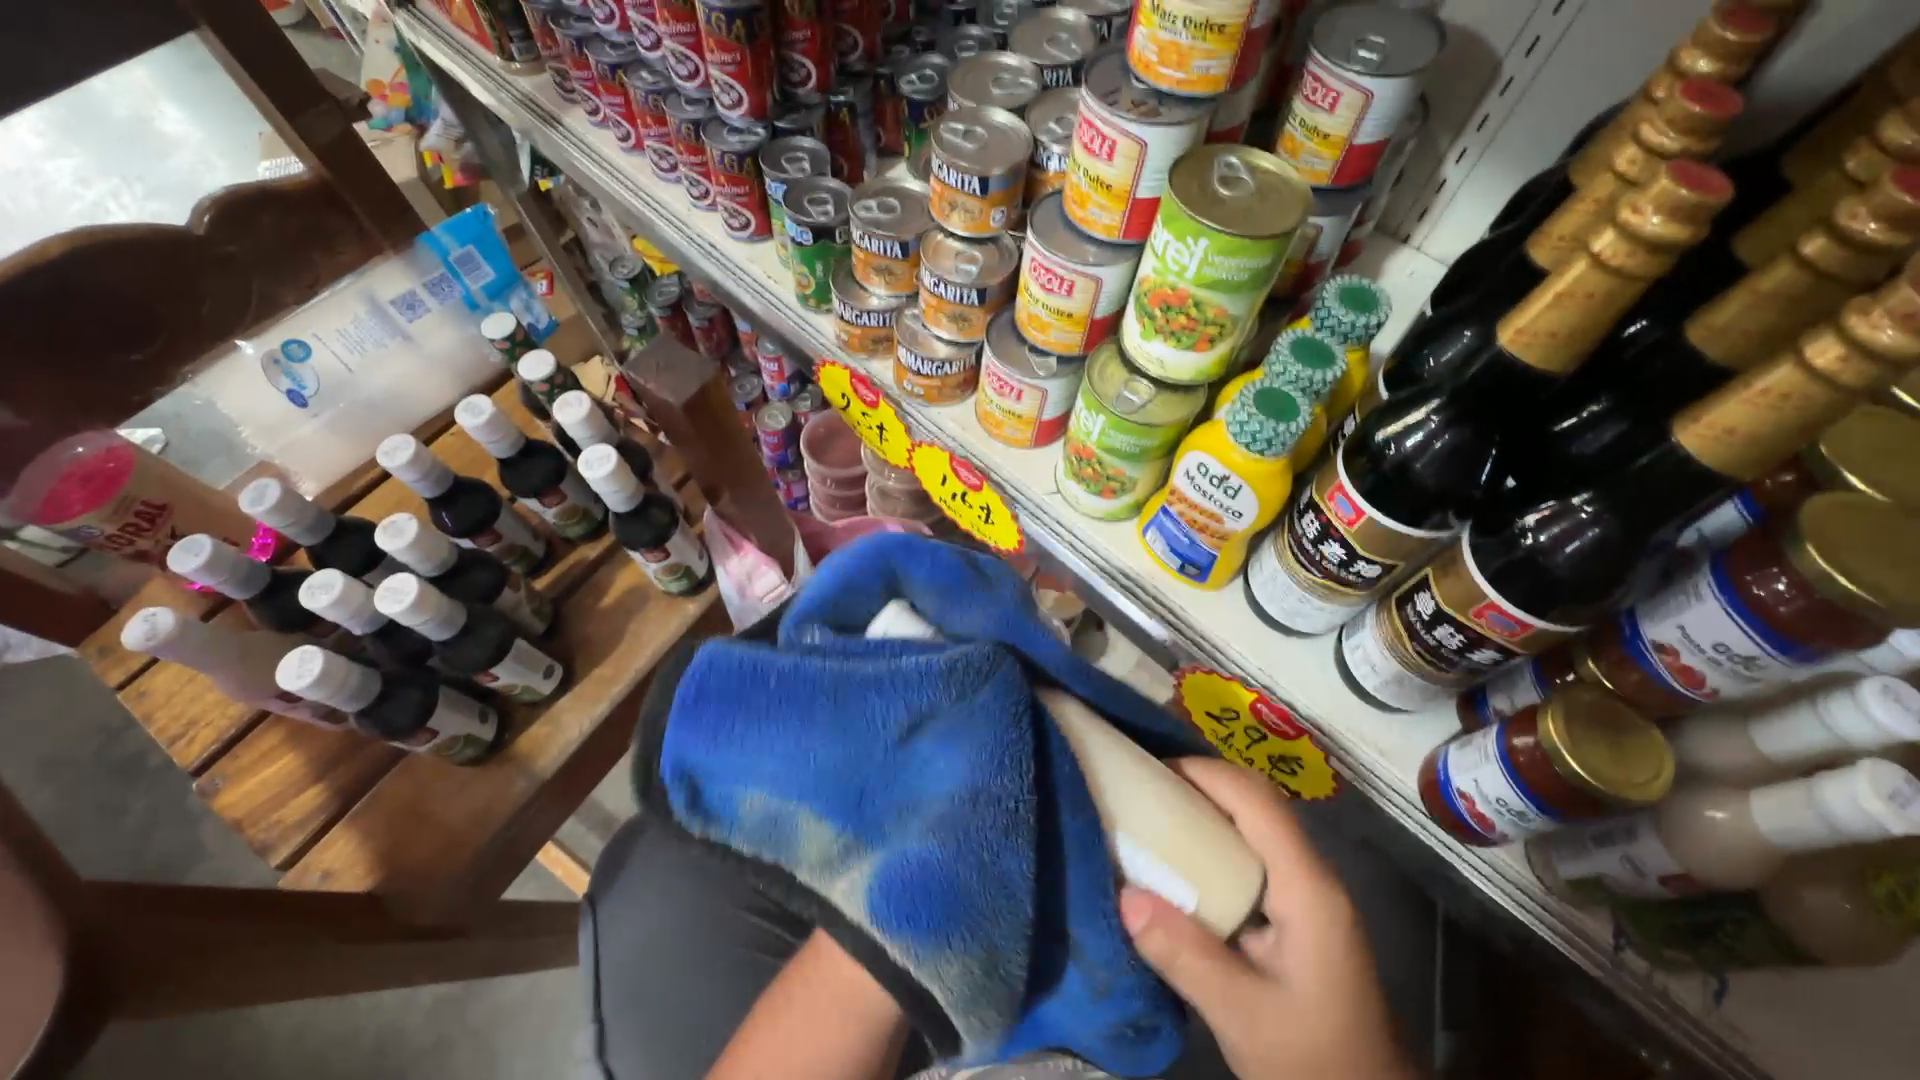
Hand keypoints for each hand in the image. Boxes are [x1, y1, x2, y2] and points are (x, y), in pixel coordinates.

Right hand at [1119, 758, 1411, 1079]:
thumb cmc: (1313, 1057)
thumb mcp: (1241, 1014)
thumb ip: (1185, 955)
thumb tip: (1125, 895)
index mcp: (1307, 888)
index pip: (1256, 802)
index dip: (1205, 773)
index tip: (1149, 768)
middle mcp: (1312, 879)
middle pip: (1257, 806)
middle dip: (1200, 786)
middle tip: (1140, 789)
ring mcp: (1307, 899)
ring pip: (1254, 832)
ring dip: (1205, 815)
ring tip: (1149, 817)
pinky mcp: (1296, 920)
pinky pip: (1252, 862)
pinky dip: (1212, 849)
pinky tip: (1176, 869)